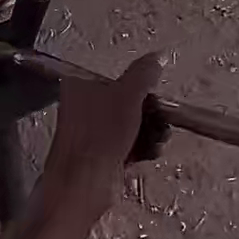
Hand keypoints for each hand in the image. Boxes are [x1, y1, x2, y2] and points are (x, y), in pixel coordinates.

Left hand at [42, 54, 162, 217]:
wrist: (85, 182)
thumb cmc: (102, 133)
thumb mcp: (126, 95)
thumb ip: (142, 75)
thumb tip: (157, 55)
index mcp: (80, 86)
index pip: (117, 79)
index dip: (139, 89)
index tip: (153, 99)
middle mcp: (84, 106)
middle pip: (127, 102)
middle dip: (149, 115)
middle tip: (159, 124)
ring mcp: (93, 132)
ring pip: (131, 125)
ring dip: (149, 133)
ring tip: (154, 142)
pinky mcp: (102, 154)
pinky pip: (129, 145)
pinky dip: (141, 148)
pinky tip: (148, 154)